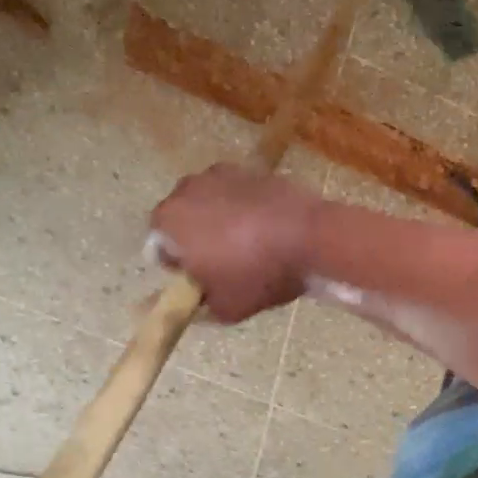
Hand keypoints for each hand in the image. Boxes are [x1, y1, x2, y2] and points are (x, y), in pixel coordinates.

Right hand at [149, 163, 322, 322]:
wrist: (315, 237)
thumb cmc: (261, 273)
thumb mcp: (226, 307)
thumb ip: (192, 307)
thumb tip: (169, 305)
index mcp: (167, 220)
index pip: (162, 252)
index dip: (185, 272)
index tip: (210, 283)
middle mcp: (186, 189)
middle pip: (186, 223)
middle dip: (201, 243)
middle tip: (232, 266)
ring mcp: (223, 174)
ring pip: (213, 206)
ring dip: (225, 223)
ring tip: (255, 247)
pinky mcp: (255, 170)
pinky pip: (243, 196)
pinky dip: (250, 210)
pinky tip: (272, 229)